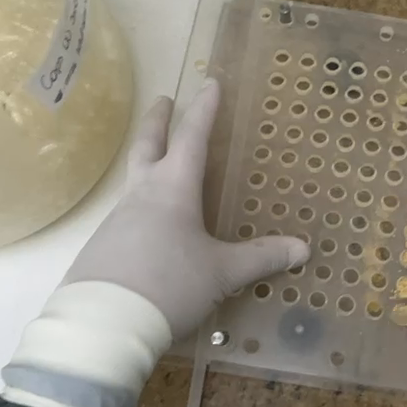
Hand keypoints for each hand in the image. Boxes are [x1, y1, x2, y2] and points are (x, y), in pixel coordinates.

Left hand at [63, 80, 308, 337]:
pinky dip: (140, 204)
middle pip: (148, 145)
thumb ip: (261, 258)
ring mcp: (117, 220)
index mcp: (173, 189)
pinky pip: (125, 214)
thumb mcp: (222, 272)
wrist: (103, 324)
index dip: (204, 110)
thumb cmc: (170, 284)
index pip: (192, 138)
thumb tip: (304, 248)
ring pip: (134, 179)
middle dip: (159, 120)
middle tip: (163, 99)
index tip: (210, 82)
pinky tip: (147, 225)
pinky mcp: (102, 247)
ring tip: (159, 164)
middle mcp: (142, 195)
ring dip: (147, 161)